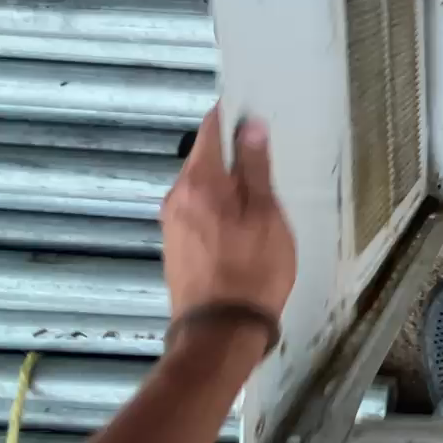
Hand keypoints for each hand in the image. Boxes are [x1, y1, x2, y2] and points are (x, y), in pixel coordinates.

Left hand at [159, 109, 296, 321]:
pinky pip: (199, 208)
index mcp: (199, 182)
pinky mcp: (176, 244)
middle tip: (270, 154)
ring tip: (263, 191)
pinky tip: (244, 220)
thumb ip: (256, 168)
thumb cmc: (252, 269)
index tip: (256, 108)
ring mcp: (172, 222)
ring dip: (229, 180)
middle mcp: (176, 196)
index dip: (233, 114)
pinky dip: (220, 203)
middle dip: (234, 150)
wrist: (221, 334)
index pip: (211, 129)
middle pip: (205, 157)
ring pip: (203, 184)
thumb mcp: (266, 214)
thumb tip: (251, 125)